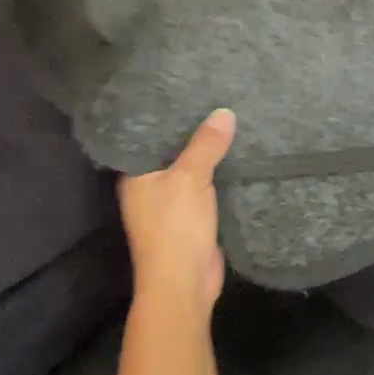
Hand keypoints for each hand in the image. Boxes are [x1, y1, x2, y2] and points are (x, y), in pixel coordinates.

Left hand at [117, 108, 234, 312]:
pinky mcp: (192, 218)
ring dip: (208, 154)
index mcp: (135, 175)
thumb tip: (225, 112)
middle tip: (216, 97)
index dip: (166, 115)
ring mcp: (170, 204)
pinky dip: (219, 174)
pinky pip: (206, 187)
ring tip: (231, 119)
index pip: (148, 135)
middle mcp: (148, 187)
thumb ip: (206, 144)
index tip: (187, 90)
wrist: (184, 284)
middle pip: (172, 151)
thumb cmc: (174, 227)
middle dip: (193, 132)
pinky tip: (238, 154)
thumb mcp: (190, 177)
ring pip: (191, 170)